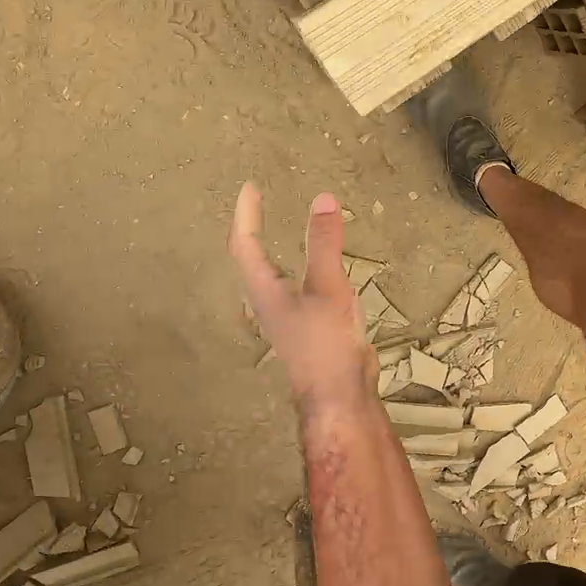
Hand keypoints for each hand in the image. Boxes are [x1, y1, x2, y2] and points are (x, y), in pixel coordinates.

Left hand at [229, 183, 374, 408]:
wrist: (339, 397)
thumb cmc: (324, 344)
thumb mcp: (326, 288)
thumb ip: (324, 244)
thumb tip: (323, 198)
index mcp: (264, 291)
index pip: (245, 244)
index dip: (246, 214)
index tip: (250, 188)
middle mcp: (269, 302)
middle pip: (251, 260)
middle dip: (252, 230)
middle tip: (258, 205)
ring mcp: (287, 317)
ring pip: (271, 275)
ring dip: (272, 249)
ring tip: (279, 230)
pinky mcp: (308, 327)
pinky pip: (296, 286)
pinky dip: (300, 265)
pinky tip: (316, 270)